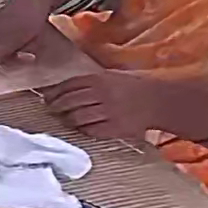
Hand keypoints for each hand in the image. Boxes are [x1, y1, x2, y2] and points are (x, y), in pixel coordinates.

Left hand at [41, 70, 172, 141]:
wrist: (160, 99)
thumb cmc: (130, 87)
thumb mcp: (108, 76)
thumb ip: (85, 82)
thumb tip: (55, 89)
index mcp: (99, 79)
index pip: (67, 85)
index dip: (53, 93)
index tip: (46, 98)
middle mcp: (102, 94)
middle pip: (68, 102)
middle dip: (56, 107)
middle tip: (52, 110)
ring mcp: (109, 112)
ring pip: (76, 117)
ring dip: (67, 119)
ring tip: (65, 119)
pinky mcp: (116, 127)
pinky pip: (91, 131)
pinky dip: (82, 130)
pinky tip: (82, 127)